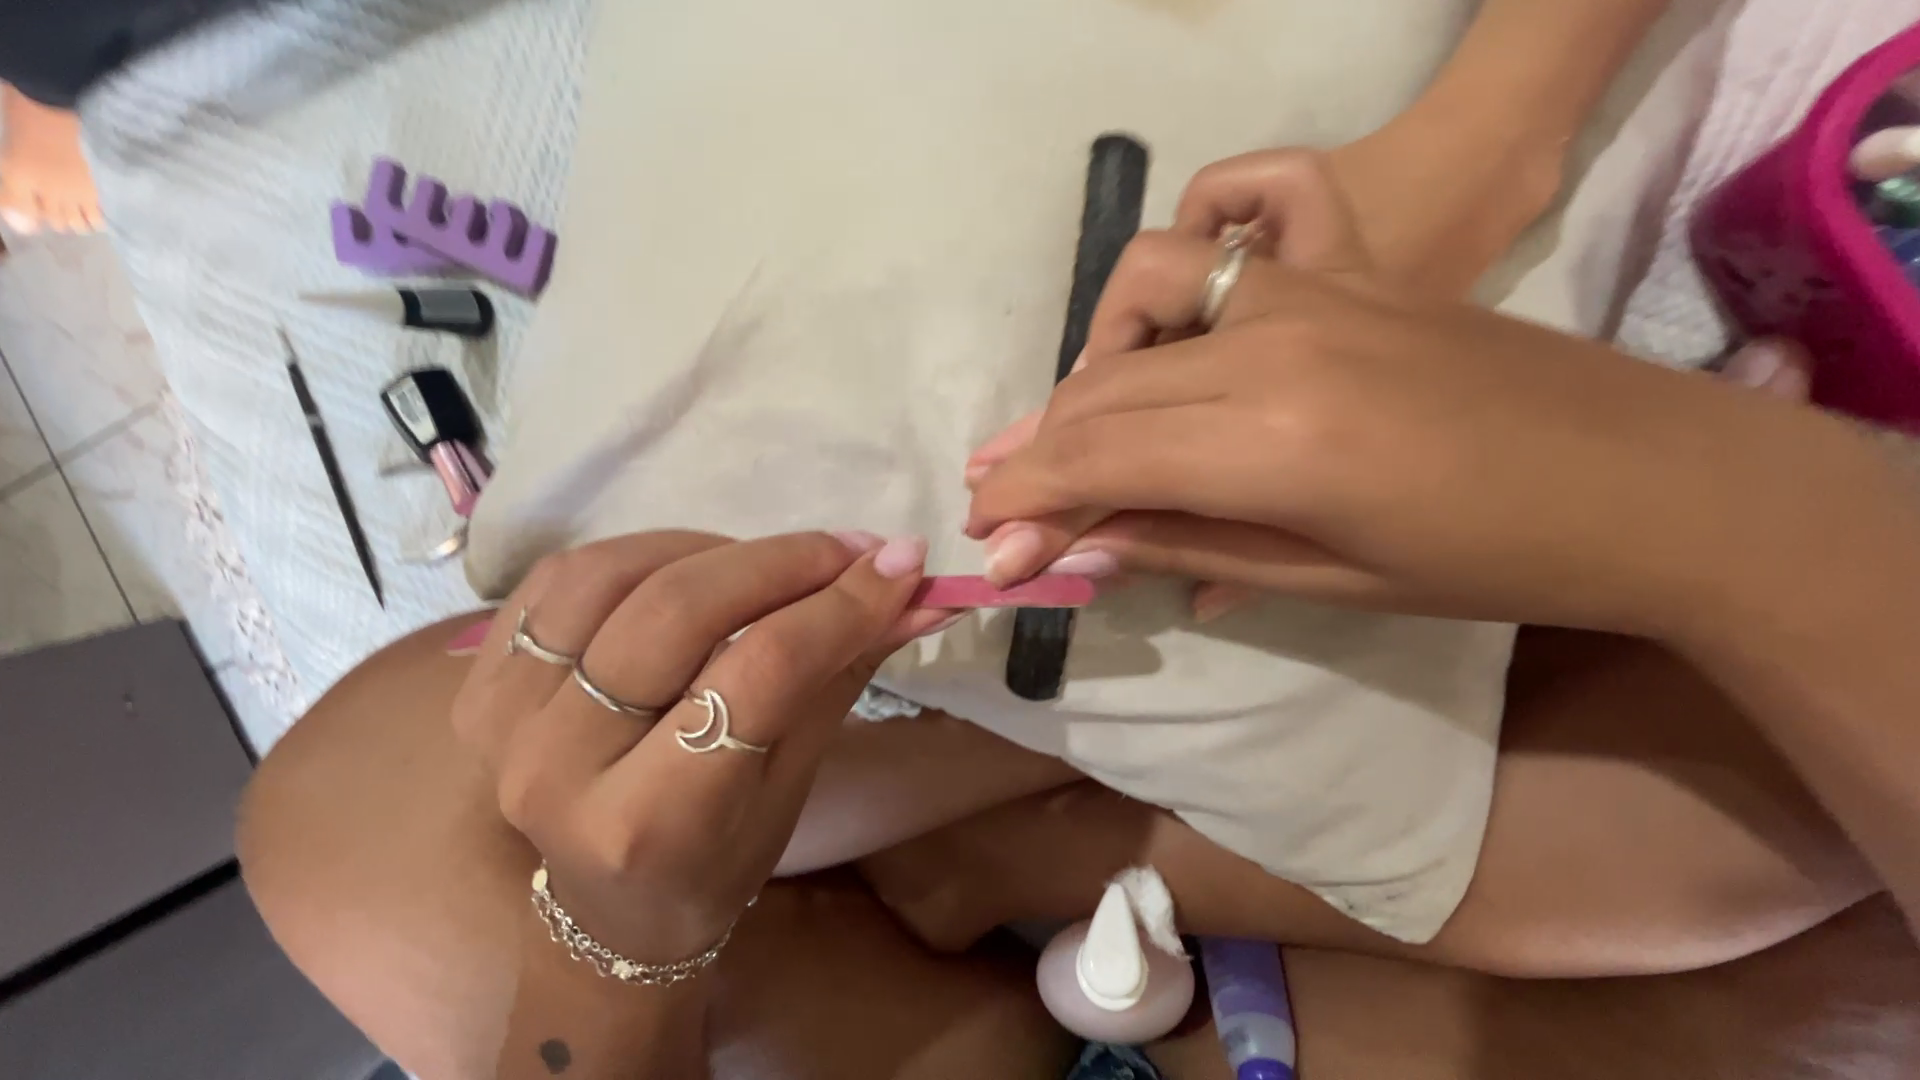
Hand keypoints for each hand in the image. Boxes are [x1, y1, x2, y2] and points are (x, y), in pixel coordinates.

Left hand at [450, 530, 944, 964]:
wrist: (611, 908)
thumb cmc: (719, 860)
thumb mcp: (793, 781)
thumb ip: (844, 673)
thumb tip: (920, 596)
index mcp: (653, 820)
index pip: (759, 673)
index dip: (838, 606)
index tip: (900, 565)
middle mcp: (559, 767)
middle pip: (674, 612)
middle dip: (780, 561)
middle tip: (849, 549)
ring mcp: (504, 722)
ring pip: (607, 576)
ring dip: (708, 547)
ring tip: (771, 559)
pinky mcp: (479, 686)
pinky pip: (558, 579)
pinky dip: (635, 552)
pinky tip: (693, 564)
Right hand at [967, 140, 1543, 614]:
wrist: (1652, 476)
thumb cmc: (1490, 560)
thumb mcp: (1326, 579)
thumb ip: (1185, 545)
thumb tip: (1078, 549)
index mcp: (1273, 443)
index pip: (1098, 459)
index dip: (1028, 502)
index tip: (985, 543)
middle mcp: (1271, 345)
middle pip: (1101, 390)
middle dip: (1033, 457)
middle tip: (997, 507)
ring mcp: (1306, 288)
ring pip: (1137, 310)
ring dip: (1081, 376)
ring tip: (1064, 437)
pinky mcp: (1337, 266)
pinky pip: (1212, 257)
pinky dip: (1153, 299)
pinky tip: (1149, 342)